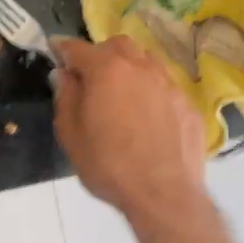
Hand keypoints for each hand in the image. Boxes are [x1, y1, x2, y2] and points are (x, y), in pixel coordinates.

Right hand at [52, 36, 209, 227]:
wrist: (165, 197)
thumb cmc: (109, 164)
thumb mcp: (70, 133)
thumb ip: (65, 96)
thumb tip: (64, 75)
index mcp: (105, 69)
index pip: (77, 47)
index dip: (63, 49)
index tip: (55, 53)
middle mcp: (139, 66)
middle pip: (117, 45)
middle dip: (101, 54)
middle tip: (93, 79)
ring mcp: (168, 84)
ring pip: (146, 59)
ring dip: (131, 68)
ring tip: (124, 93)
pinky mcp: (188, 104)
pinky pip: (166, 85)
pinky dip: (153, 91)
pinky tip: (150, 116)